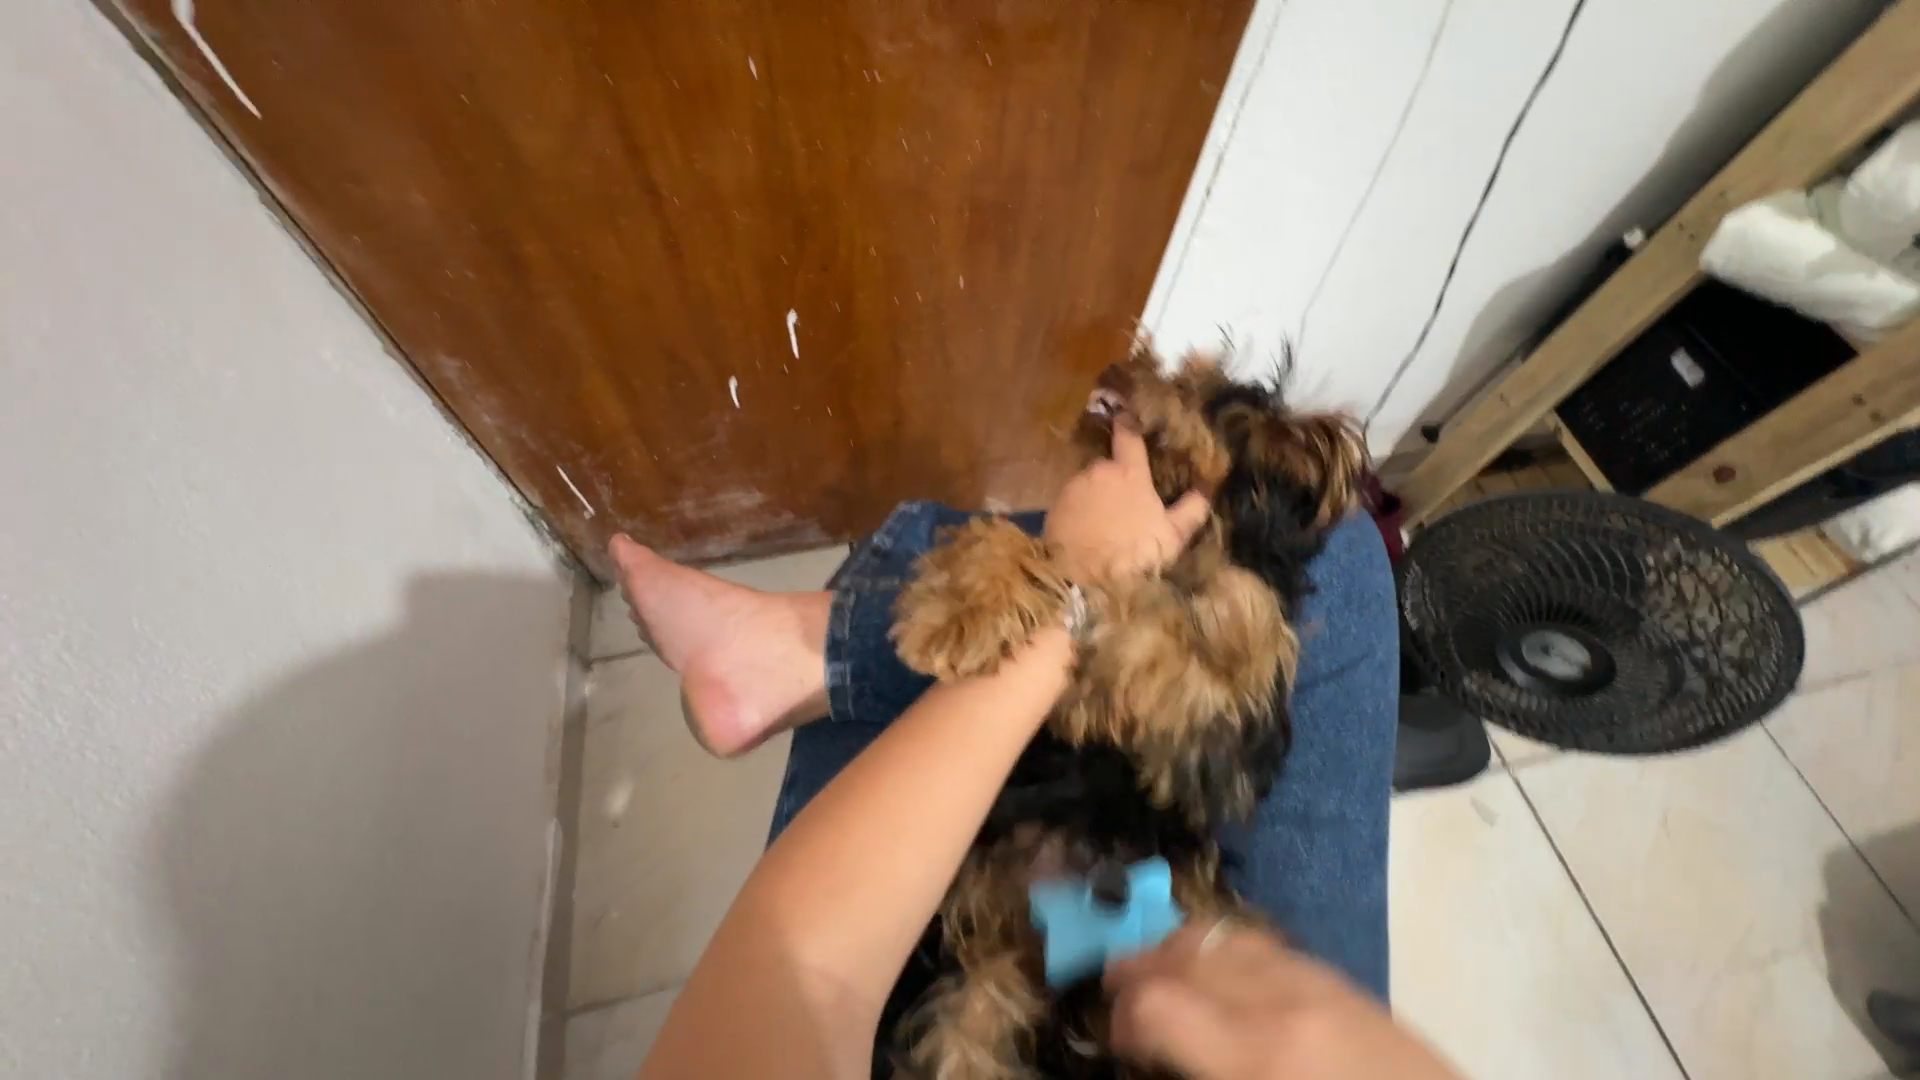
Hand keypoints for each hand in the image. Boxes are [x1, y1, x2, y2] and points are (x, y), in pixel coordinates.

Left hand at [1045, 423, 1210, 582]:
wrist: (1087, 579)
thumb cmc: (1135, 554)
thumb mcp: (1173, 536)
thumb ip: (1191, 509)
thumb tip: (1205, 491)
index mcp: (1129, 472)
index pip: (1128, 435)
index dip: (1128, 422)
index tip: (1126, 413)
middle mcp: (1098, 471)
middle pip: (1108, 465)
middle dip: (1115, 478)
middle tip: (1124, 504)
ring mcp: (1073, 487)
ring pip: (1088, 483)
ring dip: (1097, 495)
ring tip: (1105, 523)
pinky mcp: (1055, 505)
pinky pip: (1071, 500)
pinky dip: (1079, 509)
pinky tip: (1086, 530)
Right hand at [1104, 923, 1463, 1079]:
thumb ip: (1203, 1071)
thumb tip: (1155, 1052)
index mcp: (1260, 1056)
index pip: (1158, 1004)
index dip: (1121, 1017)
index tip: (1113, 1039)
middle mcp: (1279, 1001)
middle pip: (1180, 955)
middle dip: (1135, 971)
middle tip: (1115, 995)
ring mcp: (1312, 981)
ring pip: (1217, 934)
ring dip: (1172, 950)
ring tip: (1155, 974)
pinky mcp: (1338, 980)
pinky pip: (1257, 942)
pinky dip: (1217, 947)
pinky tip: (1212, 970)